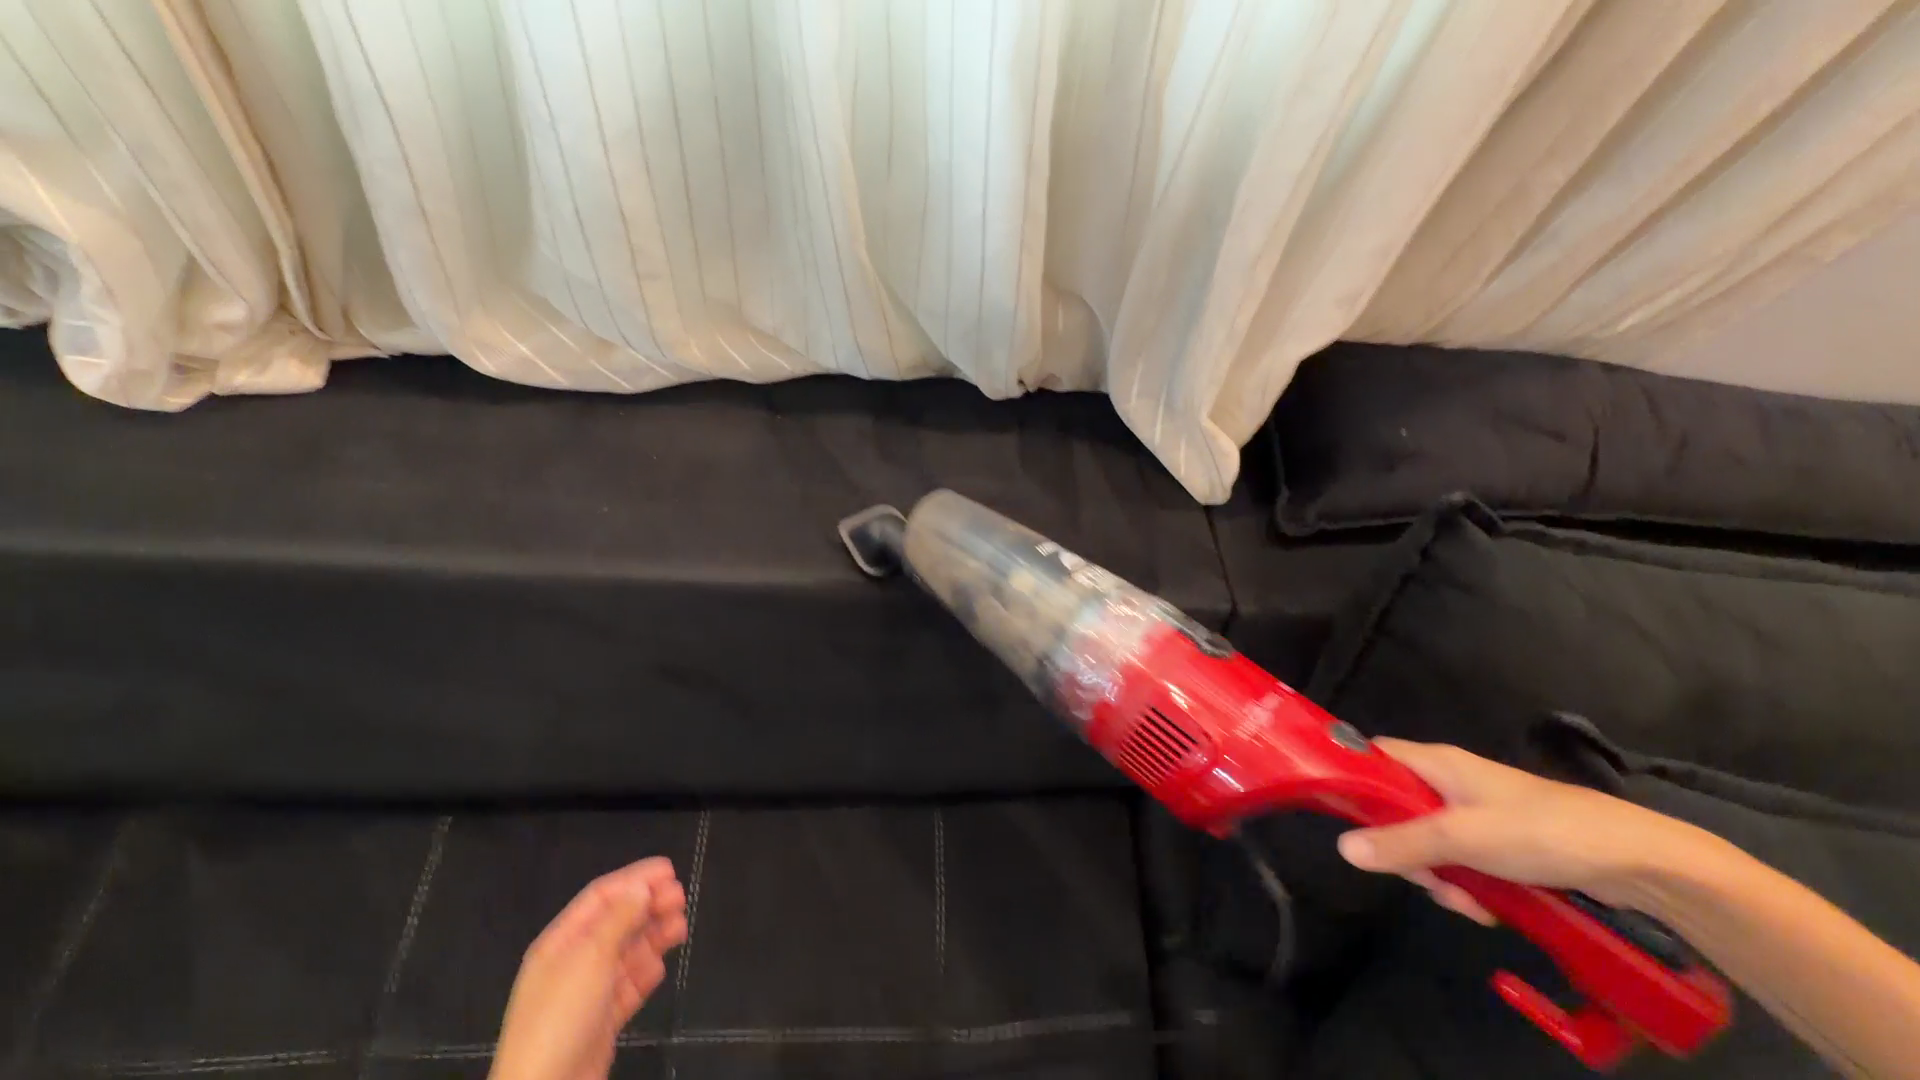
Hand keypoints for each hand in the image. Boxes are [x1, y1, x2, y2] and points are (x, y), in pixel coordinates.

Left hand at [490, 857, 688, 1079]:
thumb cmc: (561, 1017)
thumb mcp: (590, 959)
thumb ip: (618, 920)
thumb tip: (641, 886)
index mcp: (561, 942)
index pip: (601, 897)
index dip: (634, 880)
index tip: (669, 870)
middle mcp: (573, 962)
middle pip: (616, 923)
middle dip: (648, 906)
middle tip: (681, 897)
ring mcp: (587, 993)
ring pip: (626, 953)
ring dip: (652, 937)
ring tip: (681, 928)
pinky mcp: (601, 1020)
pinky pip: (627, 987)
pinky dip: (644, 973)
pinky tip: (660, 967)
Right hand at [1336, 739, 1711, 923]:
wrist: (1636, 862)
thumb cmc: (1542, 832)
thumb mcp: (1464, 838)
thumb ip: (1403, 843)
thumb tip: (1342, 849)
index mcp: (1438, 763)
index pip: (1373, 756)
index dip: (1351, 778)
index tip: (1340, 816)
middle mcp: (1451, 783)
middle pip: (1396, 810)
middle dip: (1404, 851)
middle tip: (1425, 877)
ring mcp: (1476, 815)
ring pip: (1428, 845)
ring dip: (1440, 878)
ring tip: (1469, 902)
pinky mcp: (1500, 844)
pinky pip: (1461, 864)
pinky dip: (1467, 887)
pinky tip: (1488, 909)